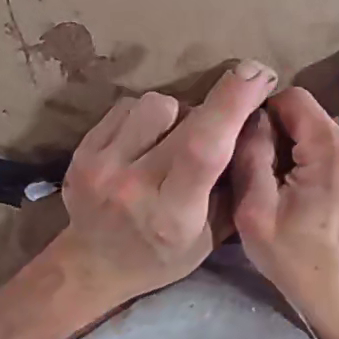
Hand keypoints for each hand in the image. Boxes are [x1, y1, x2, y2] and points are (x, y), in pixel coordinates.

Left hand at [43, 60, 279, 306]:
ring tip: (175, 138)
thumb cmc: (163, 254)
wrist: (92, 264)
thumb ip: (234, 183)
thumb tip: (255, 120)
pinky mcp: (81, 151)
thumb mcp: (211, 235)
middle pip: (180, 116)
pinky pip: (126, 106)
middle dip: (218, 100)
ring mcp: (100, 166)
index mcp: (173, 214)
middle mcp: (133, 187)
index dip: (232, 104)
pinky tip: (146, 141)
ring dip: (176, 112)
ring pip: (154, 103)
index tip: (258, 74)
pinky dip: (145, 116)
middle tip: (230, 106)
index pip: (203, 149)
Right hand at [231, 87, 338, 338]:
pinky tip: (308, 199)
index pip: (292, 97)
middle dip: (281, 137)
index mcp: (336, 148)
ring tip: (284, 192)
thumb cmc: (302, 264)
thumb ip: (250, 154)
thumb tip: (250, 117)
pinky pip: (338, 151)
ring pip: (321, 133)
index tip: (248, 145)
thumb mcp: (256, 212)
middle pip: (308, 116)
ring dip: (298, 151)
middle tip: (264, 176)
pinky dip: (318, 163)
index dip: (263, 114)